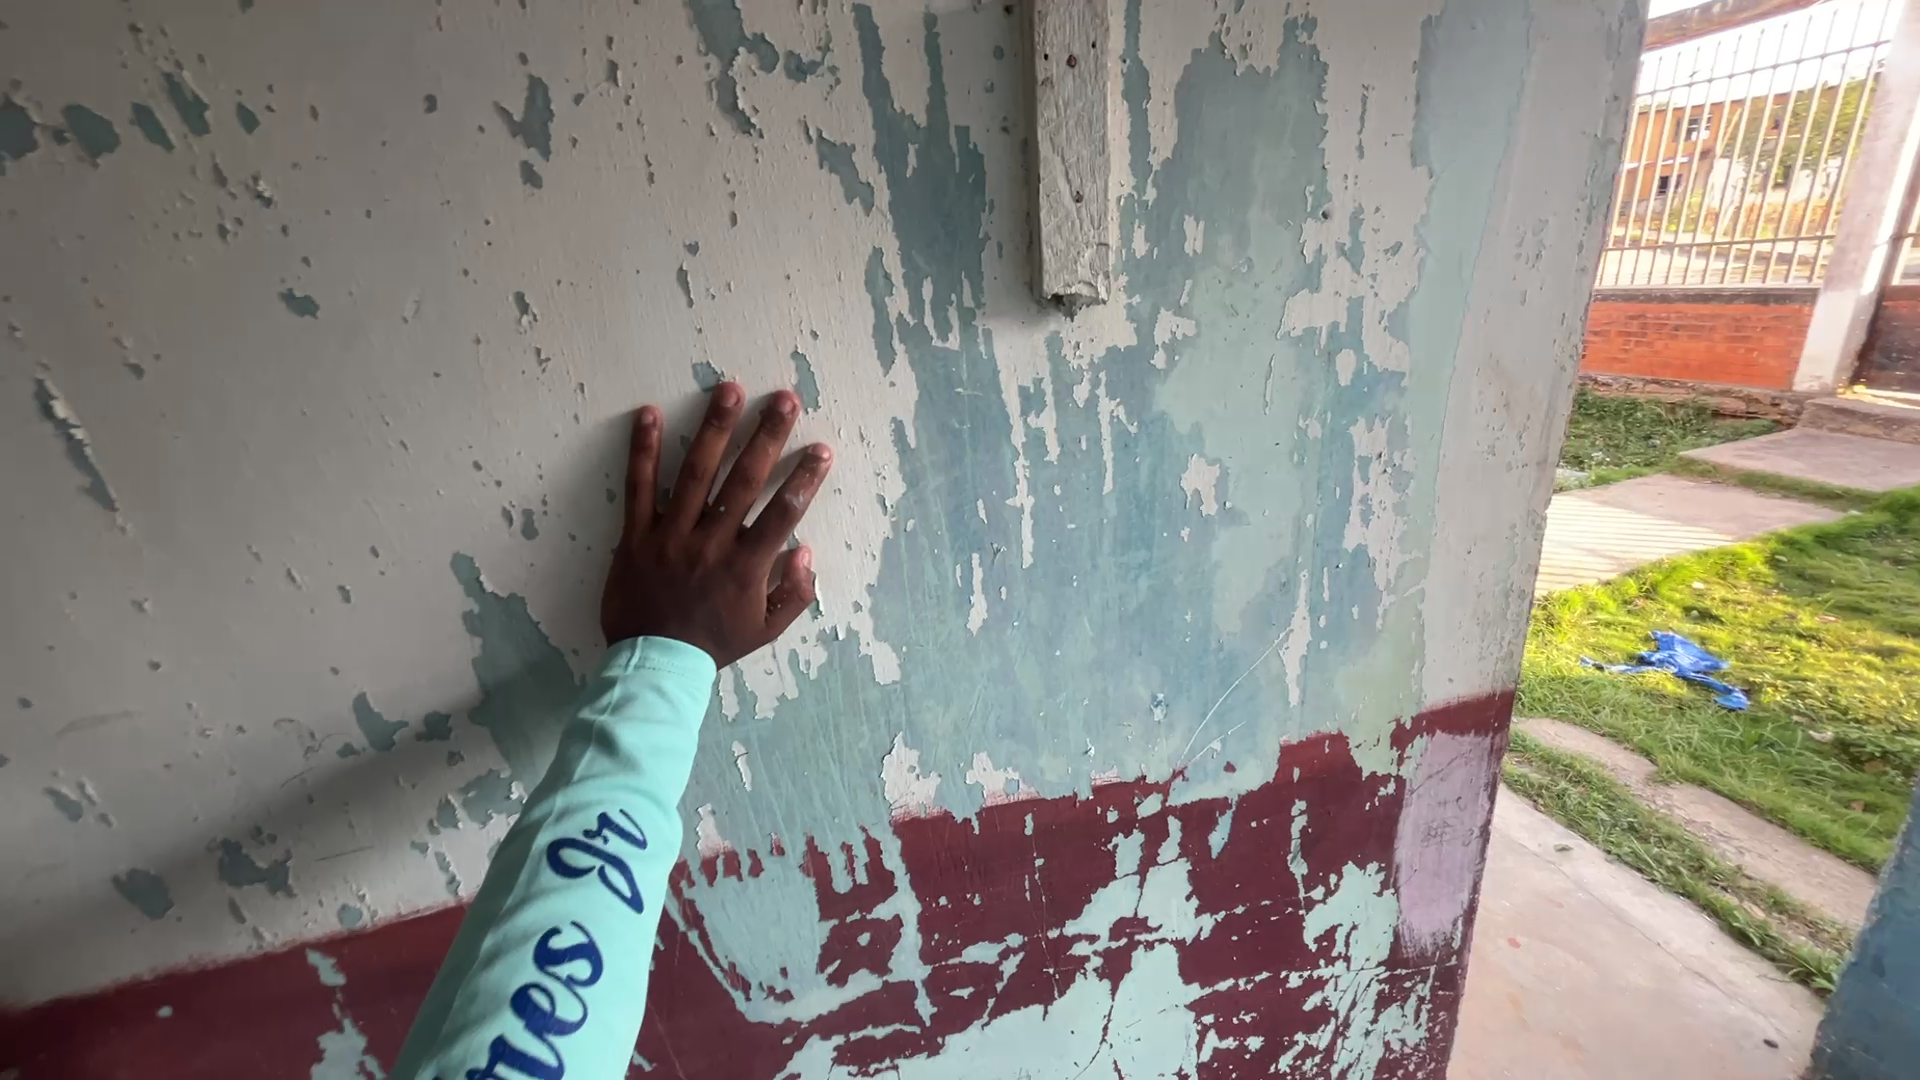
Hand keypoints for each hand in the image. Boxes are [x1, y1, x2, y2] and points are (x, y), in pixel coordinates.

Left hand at [601, 381, 833, 666]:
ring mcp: (671, 535)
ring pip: (695, 473)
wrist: (655, 662)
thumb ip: (794, 593)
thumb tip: (806, 552)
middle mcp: (711, 542)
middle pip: (744, 480)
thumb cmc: (714, 643)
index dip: (806, 479)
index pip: (783, 513)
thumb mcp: (766, 629)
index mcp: (746, 566)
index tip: (822, 450)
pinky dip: (643, 450)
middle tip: (785, 400)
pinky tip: (650, 414)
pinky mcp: (635, 535)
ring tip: (730, 390)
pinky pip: (638, 487)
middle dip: (768, 436)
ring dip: (715, 428)